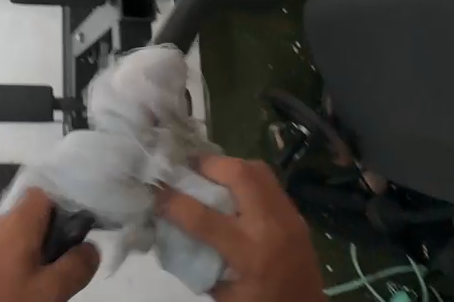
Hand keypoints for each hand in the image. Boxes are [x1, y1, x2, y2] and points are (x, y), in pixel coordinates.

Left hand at [0, 188, 99, 301]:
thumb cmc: (4, 300)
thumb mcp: (48, 291)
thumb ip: (74, 268)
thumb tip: (92, 248)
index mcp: (17, 221)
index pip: (43, 193)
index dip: (64, 206)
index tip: (78, 232)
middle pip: (33, 216)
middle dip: (53, 237)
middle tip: (65, 267)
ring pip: (19, 237)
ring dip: (37, 254)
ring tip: (47, 284)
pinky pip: (5, 252)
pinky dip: (19, 264)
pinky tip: (23, 289)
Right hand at [159, 156, 323, 301]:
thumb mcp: (225, 297)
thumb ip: (199, 262)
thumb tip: (172, 231)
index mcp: (250, 254)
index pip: (204, 218)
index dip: (174, 202)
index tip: (155, 193)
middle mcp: (270, 227)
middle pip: (239, 174)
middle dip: (209, 164)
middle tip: (187, 165)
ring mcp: (288, 217)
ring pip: (257, 169)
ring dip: (229, 165)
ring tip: (210, 171)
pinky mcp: (298, 215)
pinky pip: (270, 182)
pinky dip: (248, 177)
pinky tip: (235, 188)